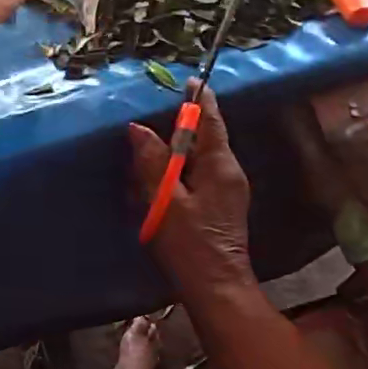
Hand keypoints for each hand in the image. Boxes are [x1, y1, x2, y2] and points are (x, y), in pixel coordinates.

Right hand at [127, 80, 256, 298]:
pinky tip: (155, 185)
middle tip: (151, 123)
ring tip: (146, 155)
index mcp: (221, 166)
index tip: (189, 80)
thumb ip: (152, 163)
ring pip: (197, 161)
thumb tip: (138, 130)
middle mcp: (229, 173)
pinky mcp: (217, 208)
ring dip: (174, 155)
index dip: (199, 101)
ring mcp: (226, 192)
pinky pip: (195, 179)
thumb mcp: (164, 201)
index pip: (211, 122)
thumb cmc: (189, 244)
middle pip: (203, 140)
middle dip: (179, 130)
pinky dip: (176, 174)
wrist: (215, 287)